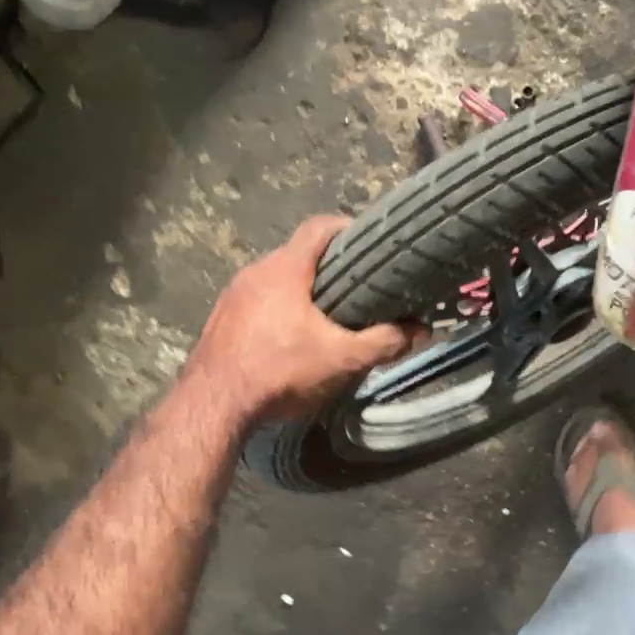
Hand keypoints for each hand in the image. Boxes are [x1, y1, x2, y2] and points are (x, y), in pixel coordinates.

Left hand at [183, 215, 424, 425]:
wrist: (211, 408)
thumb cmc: (280, 372)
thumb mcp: (344, 359)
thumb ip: (385, 341)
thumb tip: (423, 330)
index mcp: (285, 269)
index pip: (320, 226)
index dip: (349, 227)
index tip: (373, 242)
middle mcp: (255, 272)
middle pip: (301, 253)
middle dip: (333, 264)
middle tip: (363, 284)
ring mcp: (234, 295)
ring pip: (280, 277)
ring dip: (307, 288)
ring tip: (335, 311)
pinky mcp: (222, 318)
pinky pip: (261, 298)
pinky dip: (284, 306)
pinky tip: (297, 335)